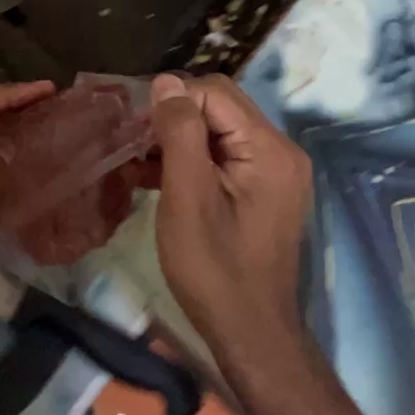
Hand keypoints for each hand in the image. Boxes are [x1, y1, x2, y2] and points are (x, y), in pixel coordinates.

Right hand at [148, 75, 364, 414]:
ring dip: (177, 137)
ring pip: (218, 128)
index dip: (172, 100)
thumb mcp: (187, 196)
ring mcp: (275, 171)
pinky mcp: (263, 189)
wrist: (250, 334)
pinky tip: (156, 175)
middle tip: (133, 139)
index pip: (215, 92)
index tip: (135, 126)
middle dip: (173, 115)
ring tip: (137, 159)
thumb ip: (179, 132)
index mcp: (269, 148)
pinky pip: (224, 154)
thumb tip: (166, 81)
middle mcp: (280, 150)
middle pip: (220, 106)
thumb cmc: (214, 268)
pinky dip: (192, 158)